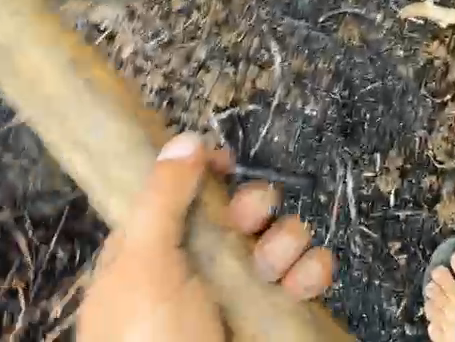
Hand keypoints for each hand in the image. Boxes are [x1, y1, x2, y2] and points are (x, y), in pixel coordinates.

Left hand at [76, 133, 336, 341]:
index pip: (178, 196)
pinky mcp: (275, 315)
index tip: (225, 162)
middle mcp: (196, 271)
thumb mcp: (142, 269)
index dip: (204, 174)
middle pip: (238, 211)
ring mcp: (239, 295)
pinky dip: (313, 270)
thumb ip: (163, 199)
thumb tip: (185, 139)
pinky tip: (305, 280)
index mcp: (149, 258)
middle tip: (251, 219)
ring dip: (287, 240)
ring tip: (275, 264)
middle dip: (254, 206)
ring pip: (279, 237)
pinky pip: (306, 274)